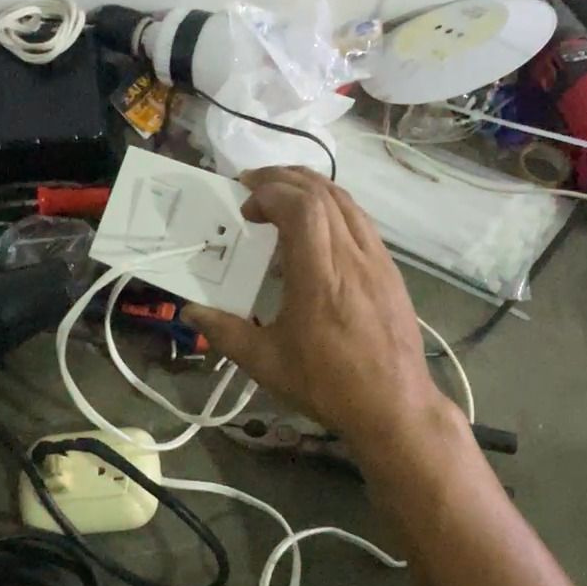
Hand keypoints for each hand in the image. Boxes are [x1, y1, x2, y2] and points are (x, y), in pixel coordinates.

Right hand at [182, 166, 452, 448]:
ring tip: (283, 194)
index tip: (247, 208)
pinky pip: (360, 220)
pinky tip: (318, 226)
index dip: (270, 193)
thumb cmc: (328, 385)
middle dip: (284, 179)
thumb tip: (191, 311)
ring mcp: (377, 260)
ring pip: (346, 201)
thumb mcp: (267, 363)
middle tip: (254, 185)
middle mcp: (352, 257)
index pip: (302, 207)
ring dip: (311, 187)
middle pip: (322, 193)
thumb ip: (225, 332)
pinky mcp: (390, 270)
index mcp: (320, 276)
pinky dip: (333, 207)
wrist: (395, 406)